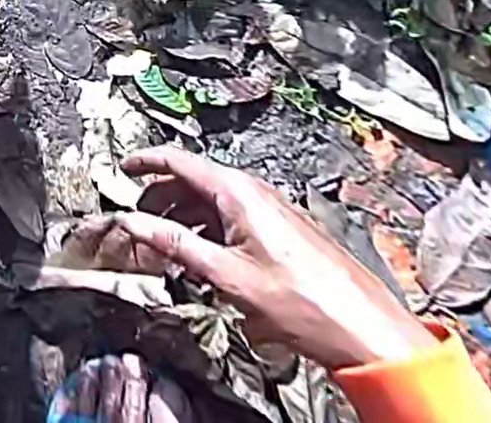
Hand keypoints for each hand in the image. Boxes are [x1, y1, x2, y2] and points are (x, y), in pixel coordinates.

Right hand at [112, 147, 436, 369]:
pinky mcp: (278, 226)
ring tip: (166, 243)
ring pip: (210, 198)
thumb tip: (132, 223)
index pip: (177, 159)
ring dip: (183, 215)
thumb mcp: (228, 275)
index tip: (123, 168)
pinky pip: (230, 214)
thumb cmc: (303, 302)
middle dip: (160, 196)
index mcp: (236, 190)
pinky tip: (201, 256)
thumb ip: (176, 244)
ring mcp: (267, 206)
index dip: (145, 161)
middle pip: (191, 179)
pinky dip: (206, 227)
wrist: (367, 330)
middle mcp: (251, 189)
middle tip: (139, 219)